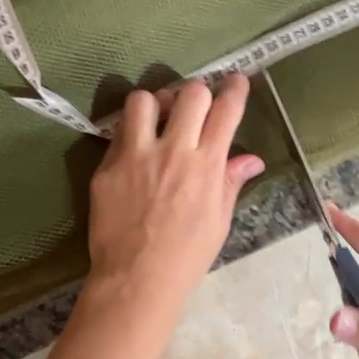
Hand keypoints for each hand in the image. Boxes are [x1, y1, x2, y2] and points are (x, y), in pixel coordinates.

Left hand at [87, 74, 264, 305]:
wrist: (137, 279)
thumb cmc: (187, 256)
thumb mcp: (219, 221)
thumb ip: (230, 182)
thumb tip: (251, 160)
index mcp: (206, 165)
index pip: (226, 111)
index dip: (234, 89)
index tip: (236, 80)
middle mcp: (173, 151)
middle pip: (189, 94)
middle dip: (197, 92)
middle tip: (195, 102)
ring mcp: (136, 155)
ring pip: (143, 101)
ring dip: (155, 104)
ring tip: (157, 117)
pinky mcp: (107, 167)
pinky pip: (118, 134)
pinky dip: (130, 135)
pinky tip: (134, 151)